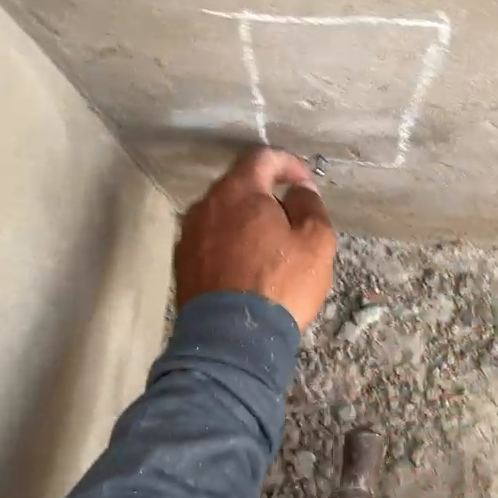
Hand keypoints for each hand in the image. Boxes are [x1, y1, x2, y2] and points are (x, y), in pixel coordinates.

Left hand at [175, 147, 335, 326]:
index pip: (261, 157)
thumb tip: (299, 190)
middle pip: (238, 186)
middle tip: (291, 219)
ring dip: (245, 221)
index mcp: (238, 191)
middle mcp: (205, 206)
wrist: (230, 340)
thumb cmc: (279, 286)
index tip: (305, 182)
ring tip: (269, 247)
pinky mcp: (182, 264)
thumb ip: (310, 205)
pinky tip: (246, 267)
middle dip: (266, 195)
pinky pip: (210, 241)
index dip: (288, 163)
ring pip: (222, 215)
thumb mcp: (315, 242)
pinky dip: (229, 243)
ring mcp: (188, 235)